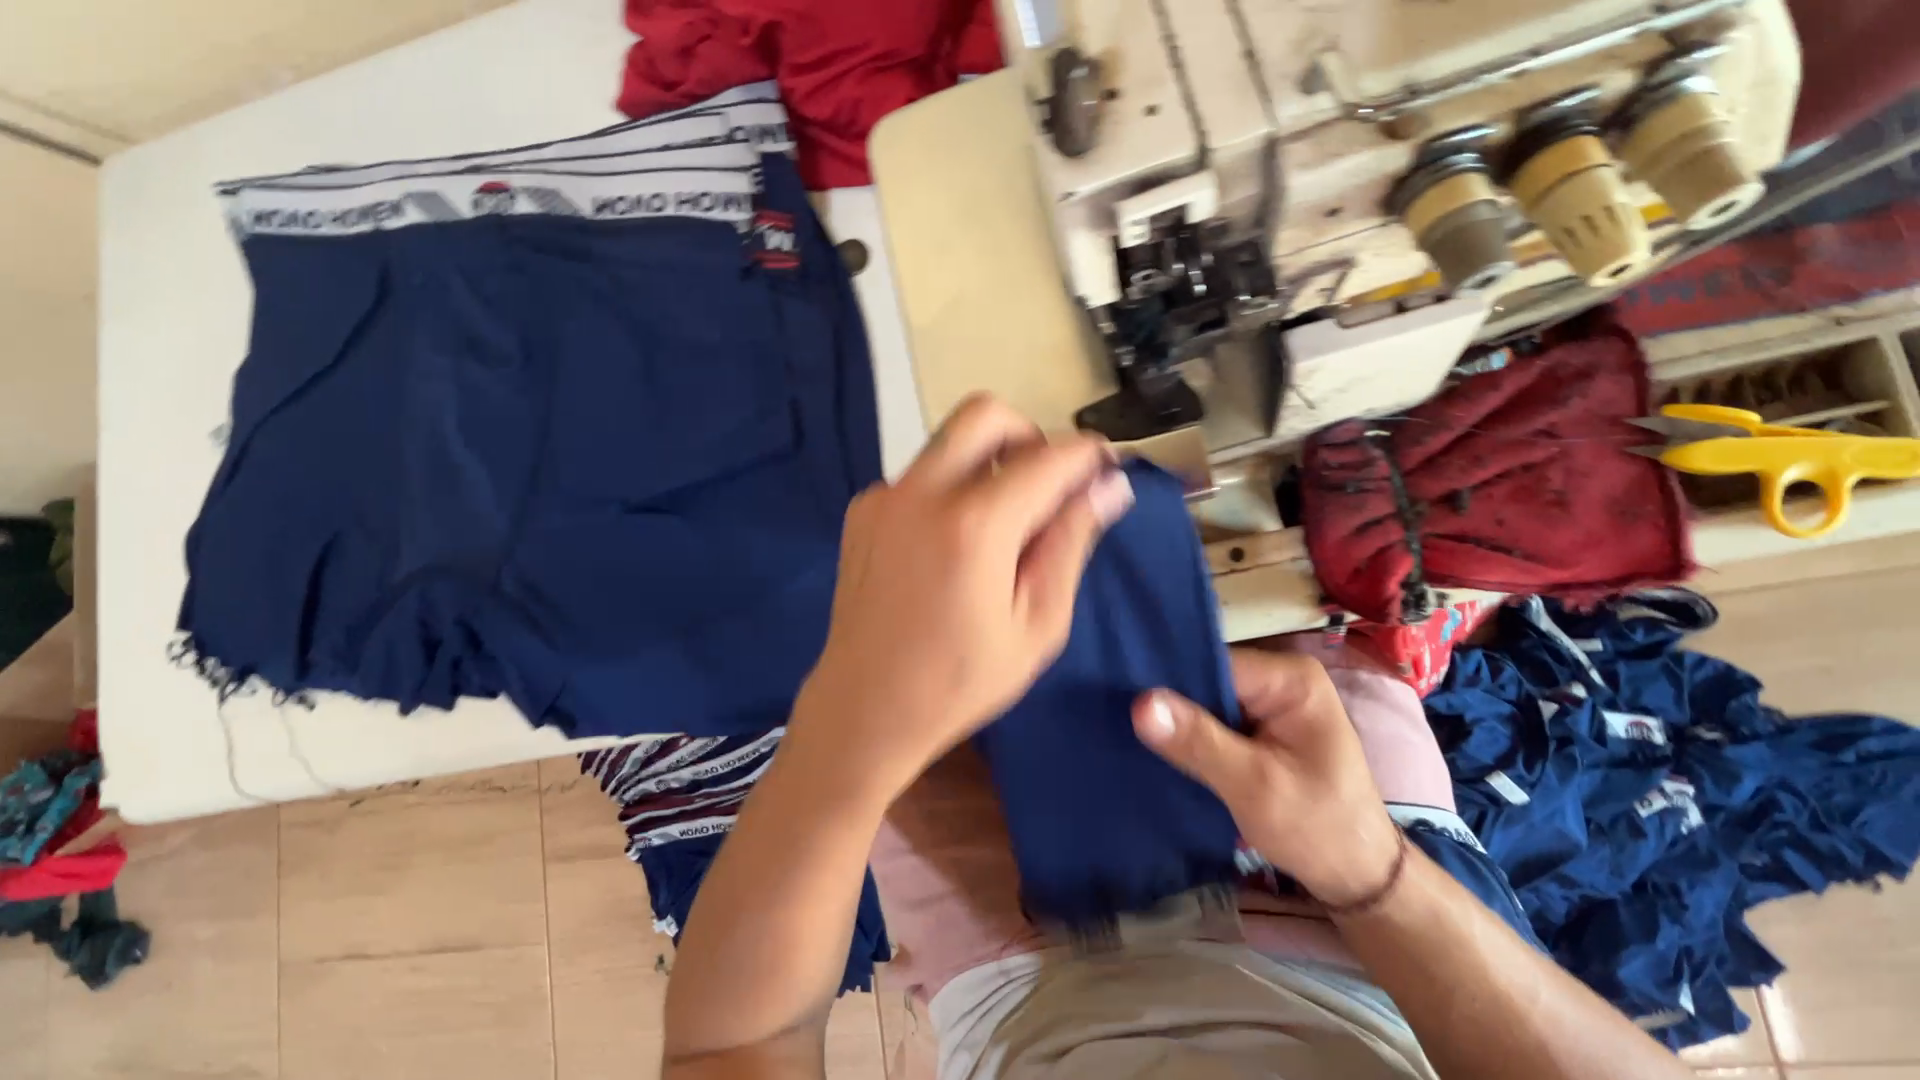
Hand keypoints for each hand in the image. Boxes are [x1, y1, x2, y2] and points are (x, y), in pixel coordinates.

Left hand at [793, 394, 1134, 796]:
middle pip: (985, 414)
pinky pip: (921, 475)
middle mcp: (921, 493)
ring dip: (988, 464)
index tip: (1106, 467)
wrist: (865, 708)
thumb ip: (1071, 543)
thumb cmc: (961, 681)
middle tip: (1048, 486)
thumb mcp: (1038, 624)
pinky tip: (954, 549)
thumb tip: (1108, 486)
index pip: (1048, 457)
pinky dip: (951, 490)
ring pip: (950, 442)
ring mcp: (884, 497)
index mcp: (974, 526)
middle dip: (1029, 436)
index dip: (1087, 455)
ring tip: (1002, 529)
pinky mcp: (862, 510)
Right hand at [1133, 648, 1402, 905]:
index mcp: (1291, 678)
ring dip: (1175, 721)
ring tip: (1126, 732)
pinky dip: (1189, 736)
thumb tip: (1140, 703)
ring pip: (1205, 699)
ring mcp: (1272, 702)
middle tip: (1114, 718)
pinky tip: (1157, 747)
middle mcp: (1282, 678)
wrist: (1357, 876)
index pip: (1212, 662)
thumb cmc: (1317, 828)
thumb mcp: (1254, 787)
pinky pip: (1214, 719)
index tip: (1117, 697)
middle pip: (1206, 677)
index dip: (1167, 680)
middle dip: (1168, 701)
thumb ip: (1198, 743)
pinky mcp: (1261, 727)